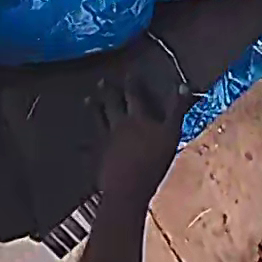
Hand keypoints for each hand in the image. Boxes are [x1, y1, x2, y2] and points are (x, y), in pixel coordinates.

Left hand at [94, 67, 192, 206]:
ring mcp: (105, 141)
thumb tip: (183, 84)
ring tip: (88, 99)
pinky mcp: (97, 157)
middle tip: (102, 80)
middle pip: (111, 104)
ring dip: (93, 108)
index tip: (129, 72)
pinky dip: (83, 142)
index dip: (132, 82)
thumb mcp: (172, 132)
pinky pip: (88, 146)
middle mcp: (118, 124)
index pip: (134, 94)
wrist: (128, 189)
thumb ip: (177, 108)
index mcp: (137, 117)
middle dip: (108, 91)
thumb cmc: (153, 160)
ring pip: (97, 120)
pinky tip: (78, 141)